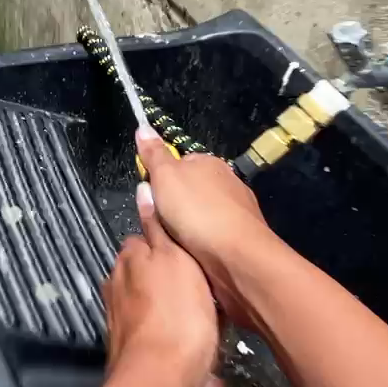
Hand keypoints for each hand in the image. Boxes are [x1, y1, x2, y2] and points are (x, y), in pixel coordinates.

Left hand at [99, 183, 224, 386]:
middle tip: (206, 307)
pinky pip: (160, 341)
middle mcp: (117, 282)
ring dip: (181, 322)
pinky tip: (200, 365)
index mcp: (129, 257)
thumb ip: (158, 225)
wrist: (161, 377)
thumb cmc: (177, 312)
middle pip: (154, 278)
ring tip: (205, 337)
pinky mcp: (130, 348)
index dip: (177, 253)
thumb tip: (143, 189)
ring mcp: (121, 316)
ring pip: (159, 311)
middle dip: (179, 291)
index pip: (149, 241)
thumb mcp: (176, 257)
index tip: (198, 267)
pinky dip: (177, 348)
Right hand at [135, 128, 282, 321]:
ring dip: (191, 226)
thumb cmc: (198, 212)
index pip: (179, 162)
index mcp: (209, 163)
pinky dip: (205, 243)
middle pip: (190, 190)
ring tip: (176, 240)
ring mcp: (240, 212)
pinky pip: (215, 237)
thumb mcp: (165, 176)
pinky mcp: (244, 240)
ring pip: (203, 215)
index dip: (161, 177)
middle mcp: (228, 183)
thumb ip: (153, 153)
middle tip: (161, 219)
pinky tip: (196, 253)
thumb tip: (143, 126)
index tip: (152, 193)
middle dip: (175, 204)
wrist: (241, 260)